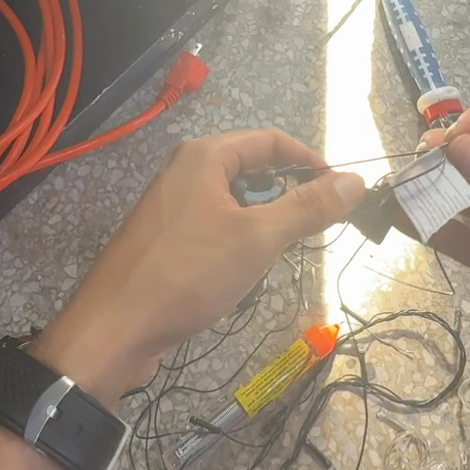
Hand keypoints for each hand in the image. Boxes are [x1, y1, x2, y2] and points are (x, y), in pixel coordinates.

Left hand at [31, 128, 365, 405]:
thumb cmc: (187, 273)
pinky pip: (214, 225)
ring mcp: (172, 203)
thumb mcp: (257, 238)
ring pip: (235, 202)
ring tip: (266, 258)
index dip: (309, 162)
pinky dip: (236, 241)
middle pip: (252, 169)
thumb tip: (355, 180)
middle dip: (284, 198)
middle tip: (304, 233)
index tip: (339, 192)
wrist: (113, 329)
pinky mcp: (165, 236)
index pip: (271, 140)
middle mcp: (186, 169)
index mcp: (204, 155)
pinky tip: (236, 274)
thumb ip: (307, 207)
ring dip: (260, 225)